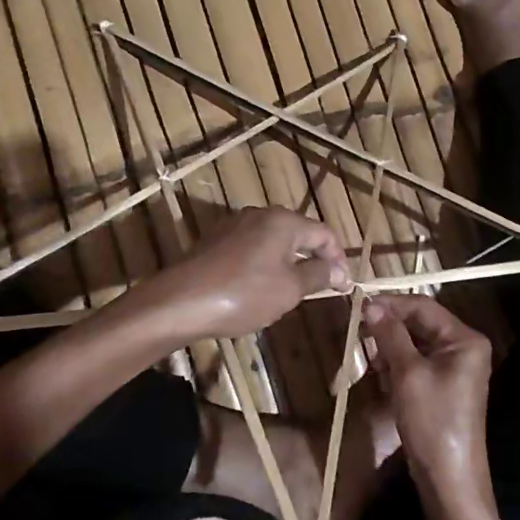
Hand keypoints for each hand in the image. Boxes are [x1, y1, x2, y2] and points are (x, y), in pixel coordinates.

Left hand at [123, 207, 346, 345]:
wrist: (177, 305)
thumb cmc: (244, 294)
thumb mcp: (291, 289)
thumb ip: (319, 275)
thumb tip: (338, 271)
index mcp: (284, 221)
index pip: (324, 234)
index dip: (338, 260)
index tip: (343, 286)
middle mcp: (260, 215)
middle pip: (299, 234)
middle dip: (314, 260)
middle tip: (322, 287)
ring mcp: (233, 226)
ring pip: (274, 242)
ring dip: (289, 264)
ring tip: (293, 291)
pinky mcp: (214, 242)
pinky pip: (252, 250)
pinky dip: (265, 266)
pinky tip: (260, 290)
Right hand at [362, 295, 493, 509]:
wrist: (448, 476)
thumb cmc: (432, 421)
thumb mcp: (408, 375)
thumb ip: (390, 336)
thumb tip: (371, 304)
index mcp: (465, 338)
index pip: (425, 307)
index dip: (392, 304)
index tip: (359, 304)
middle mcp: (465, 347)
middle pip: (422, 325)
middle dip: (390, 329)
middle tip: (358, 332)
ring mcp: (456, 367)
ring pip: (417, 345)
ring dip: (392, 350)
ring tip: (372, 362)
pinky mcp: (445, 385)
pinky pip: (419, 364)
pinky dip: (399, 367)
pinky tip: (383, 378)